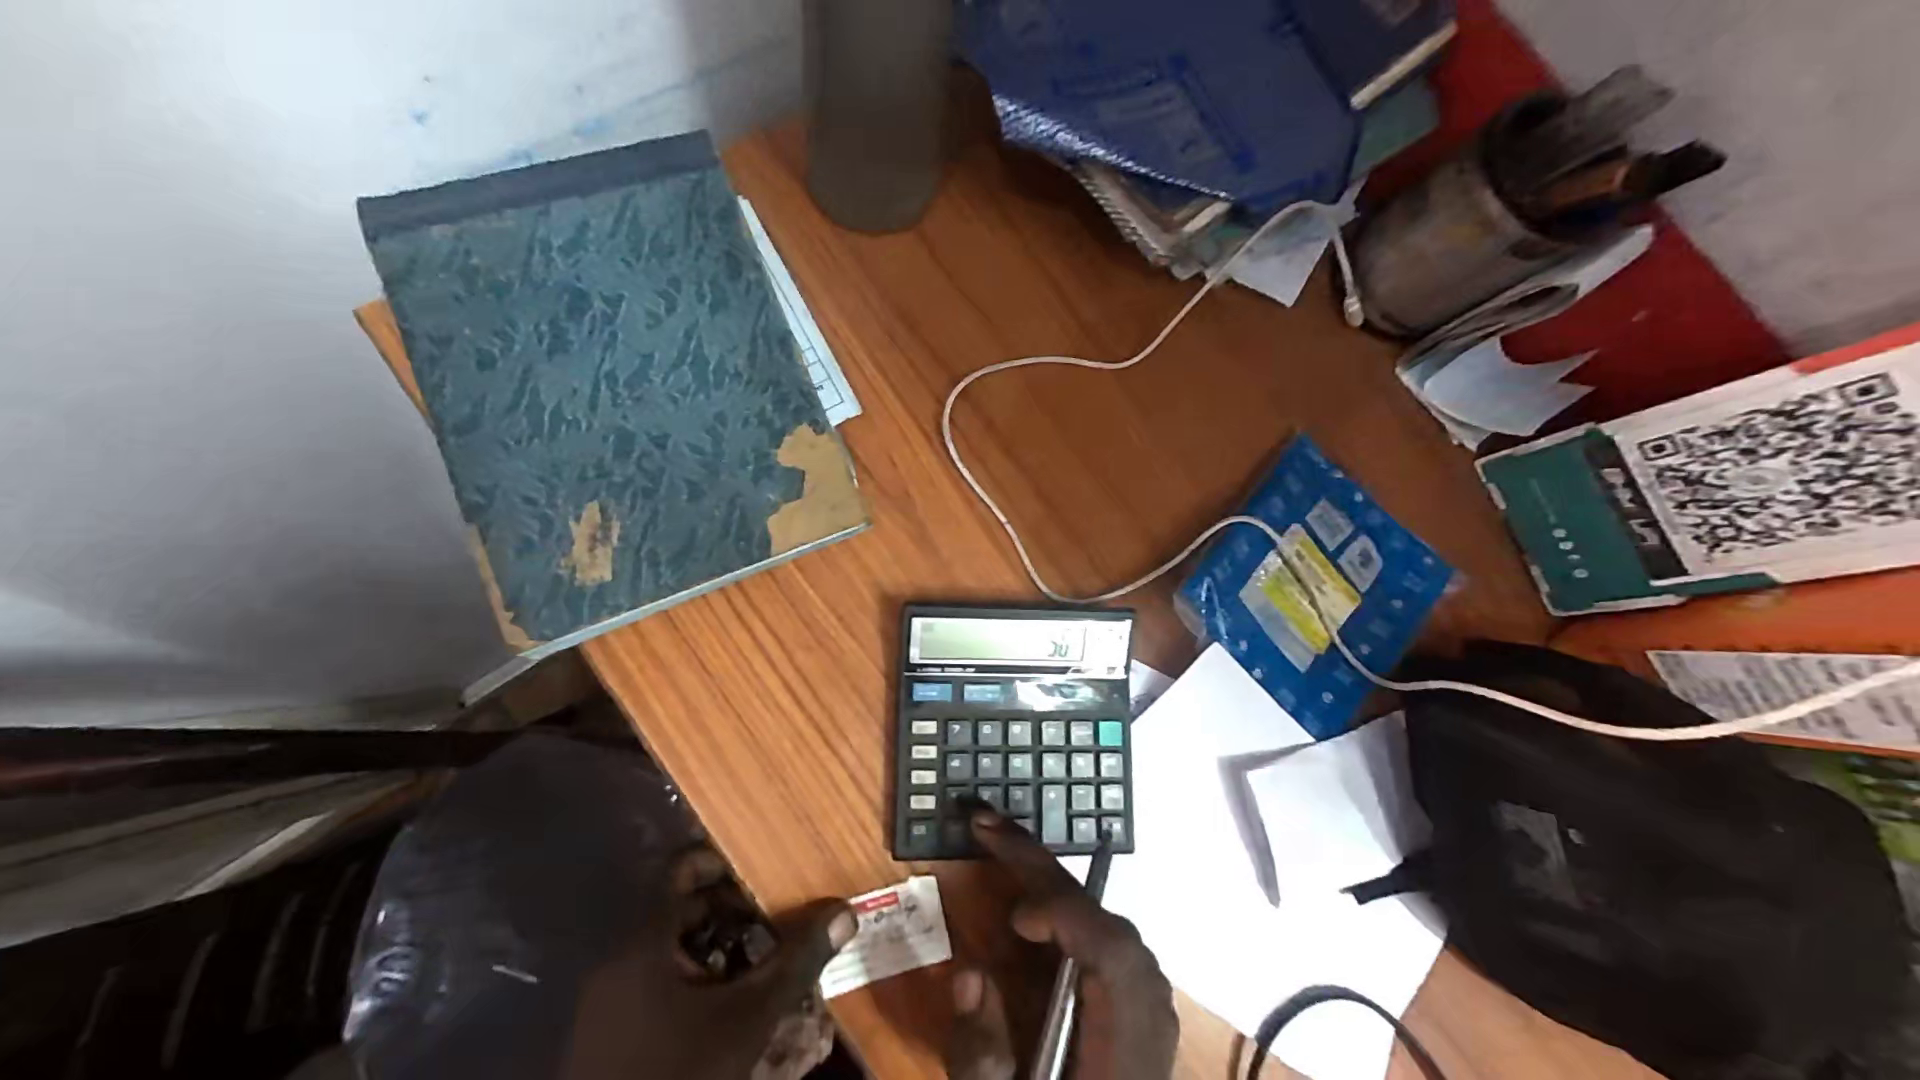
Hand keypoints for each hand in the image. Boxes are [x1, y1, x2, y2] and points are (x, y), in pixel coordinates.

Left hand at [564, 847, 855, 1079]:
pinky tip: (729, 1000)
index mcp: (645, 942)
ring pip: (671, 946)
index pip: (680, 871)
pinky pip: (657, 979)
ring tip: (761, 956)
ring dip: (717, 944)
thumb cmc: (682, 1072)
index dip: (722, 861)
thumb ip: (797, 960)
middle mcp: (620, 958)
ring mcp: (611, 997)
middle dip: (731, 908)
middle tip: (775, 917)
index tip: (763, 868)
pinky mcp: (612, 1029)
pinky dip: (695, 976)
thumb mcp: (749, 1016)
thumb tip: (845, 913)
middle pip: (680, 908)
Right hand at [947, 811, 1178, 1079]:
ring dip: (1048, 877)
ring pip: (1101, 919)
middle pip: (1101, 919)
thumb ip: (982, 1056)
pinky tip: (1027, 893)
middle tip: (985, 824)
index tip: (1018, 919)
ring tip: (998, 843)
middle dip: (1041, 868)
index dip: (1070, 919)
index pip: (1115, 954)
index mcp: (1124, 1042)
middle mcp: (1145, 1013)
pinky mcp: (1131, 1002)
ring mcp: (1144, 1005)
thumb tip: (968, 974)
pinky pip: (1098, 935)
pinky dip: (1061, 904)